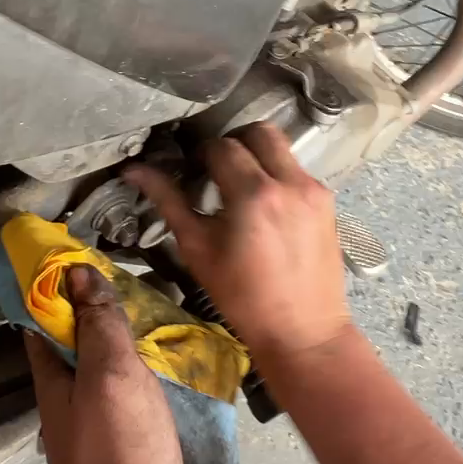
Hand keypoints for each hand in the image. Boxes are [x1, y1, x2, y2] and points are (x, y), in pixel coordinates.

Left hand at [22, 266, 195, 463]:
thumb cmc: (117, 461)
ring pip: (120, 369)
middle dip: (107, 306)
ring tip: (174, 309)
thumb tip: (76, 270)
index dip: (56, 280)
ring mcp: (109, 426)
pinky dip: (164, 378)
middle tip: (143, 274)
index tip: (81, 246)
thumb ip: (97, 324)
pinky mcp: (140, 449)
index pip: (45, 316)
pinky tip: (191, 365)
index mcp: (56, 377)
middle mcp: (77, 398)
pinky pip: (149, 401)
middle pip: (85, 339)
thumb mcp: (108, 375)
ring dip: (141, 342)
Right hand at [125, 122, 351, 365]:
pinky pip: (297, 170)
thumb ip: (168, 201)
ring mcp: (314, 190)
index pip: (221, 147)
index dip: (201, 154)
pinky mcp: (328, 202)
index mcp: (253, 194)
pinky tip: (265, 206)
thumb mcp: (197, 248)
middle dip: (234, 141)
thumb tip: (135, 171)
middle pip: (258, 131)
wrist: (303, 332)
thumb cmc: (242, 297)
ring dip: (257, 155)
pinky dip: (277, 175)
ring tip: (241, 185)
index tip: (193, 171)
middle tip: (218, 167)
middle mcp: (288, 183)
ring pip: (282, 147)